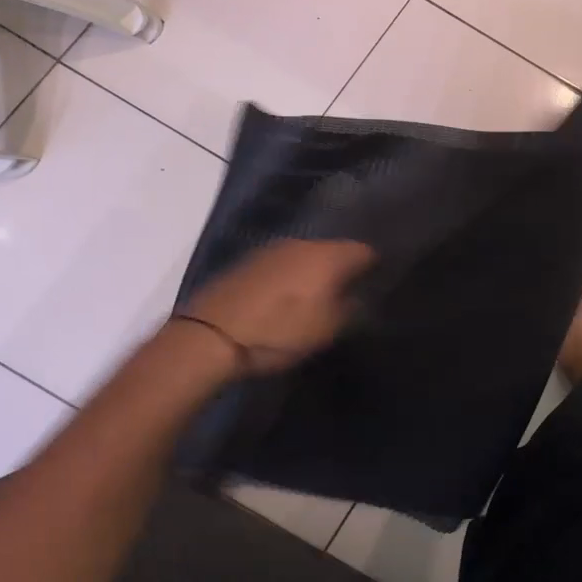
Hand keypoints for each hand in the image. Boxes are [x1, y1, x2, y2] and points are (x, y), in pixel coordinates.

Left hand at [181, 239, 375, 374]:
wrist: (207, 337)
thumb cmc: (279, 331)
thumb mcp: (327, 329)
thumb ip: (352, 308)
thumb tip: (359, 296)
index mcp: (330, 255)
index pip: (366, 251)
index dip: (374, 269)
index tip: (373, 287)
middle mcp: (304, 243)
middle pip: (334, 251)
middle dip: (340, 269)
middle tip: (343, 295)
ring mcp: (272, 250)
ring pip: (305, 256)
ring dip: (311, 272)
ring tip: (310, 298)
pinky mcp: (246, 262)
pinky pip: (280, 265)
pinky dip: (286, 278)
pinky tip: (280, 300)